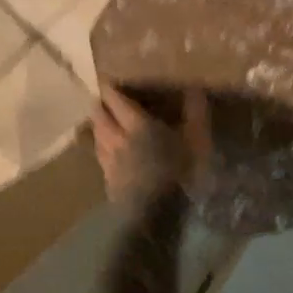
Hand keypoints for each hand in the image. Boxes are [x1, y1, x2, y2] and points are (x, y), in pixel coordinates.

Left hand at [93, 86, 211, 203]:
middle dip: (100, 104)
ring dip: (98, 123)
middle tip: (104, 97)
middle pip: (99, 116)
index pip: (117, 101)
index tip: (109, 78)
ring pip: (96, 135)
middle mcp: (117, 139)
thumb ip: (195, 113)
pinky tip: (107, 148)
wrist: (155, 214)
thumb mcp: (196, 140)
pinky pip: (99, 154)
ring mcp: (108, 161)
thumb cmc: (179, 171)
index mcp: (137, 125)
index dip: (111, 89)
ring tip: (103, 119)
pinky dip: (101, 144)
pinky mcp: (107, 179)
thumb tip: (194, 88)